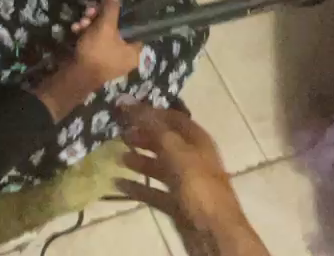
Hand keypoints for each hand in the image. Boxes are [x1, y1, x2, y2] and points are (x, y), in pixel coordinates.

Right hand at [71, 0, 144, 85]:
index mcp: (133, 51)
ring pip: (101, 32)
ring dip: (89, 23)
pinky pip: (93, 41)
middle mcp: (124, 55)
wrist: (76, 75)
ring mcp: (109, 58)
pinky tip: (76, 29)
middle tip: (90, 12)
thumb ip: (111, 9)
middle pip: (115, 28)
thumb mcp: (105, 27)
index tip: (109, 6)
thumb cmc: (97, 52)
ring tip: (80, 23)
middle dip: (99, 17)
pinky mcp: (95, 58)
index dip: (121, 14)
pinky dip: (85, 33)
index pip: (133, 27)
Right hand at [116, 103, 258, 250]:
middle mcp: (191, 158)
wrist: (216, 235)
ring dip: (138, 160)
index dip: (150, 111)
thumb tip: (125, 99)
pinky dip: (138, 187)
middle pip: (163, 141)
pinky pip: (154, 191)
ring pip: (158, 165)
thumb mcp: (175, 149)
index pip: (172, 117)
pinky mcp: (177, 204)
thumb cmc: (198, 185)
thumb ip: (151, 124)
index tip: (125, 108)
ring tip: (117, 156)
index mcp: (197, 140)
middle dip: (141, 135)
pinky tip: (119, 183)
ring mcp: (185, 183)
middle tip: (118, 132)